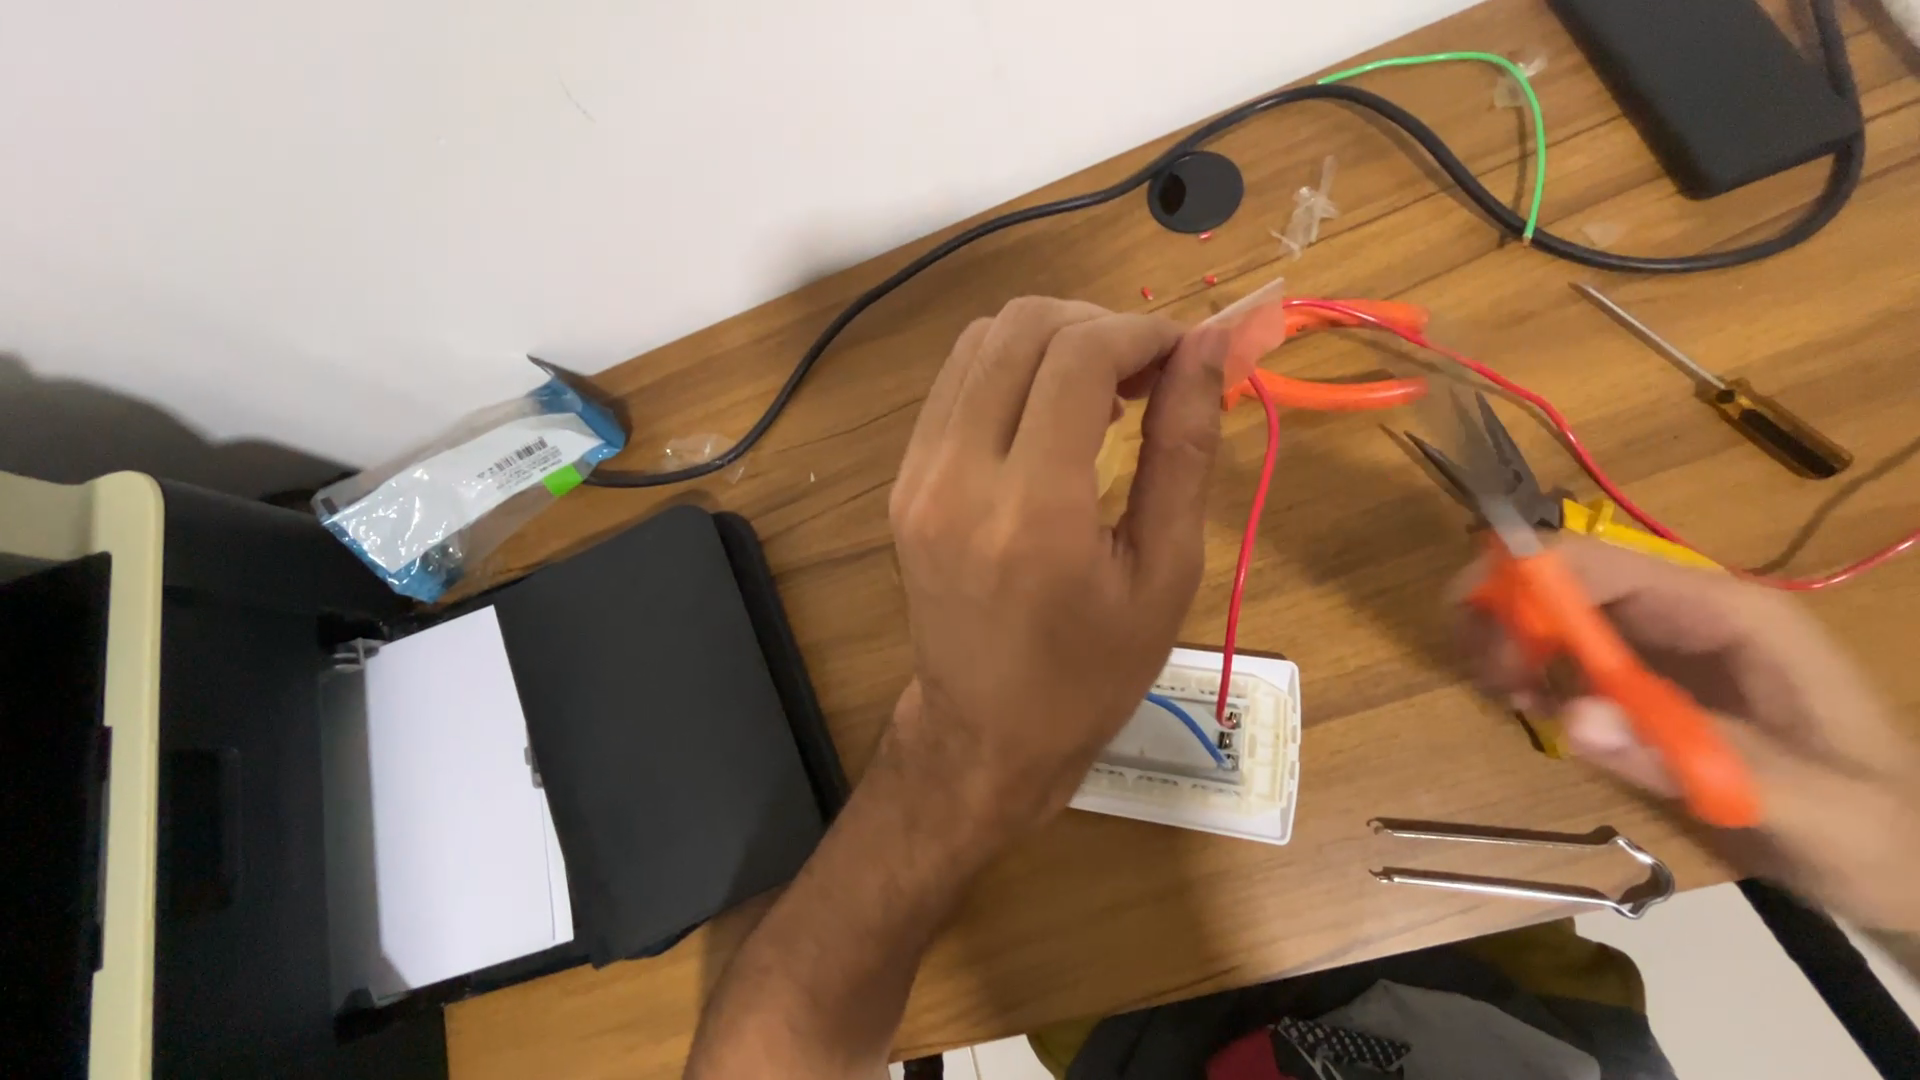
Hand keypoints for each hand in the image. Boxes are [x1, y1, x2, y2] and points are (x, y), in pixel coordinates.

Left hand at [886, 297, 1225, 832]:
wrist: (984, 733)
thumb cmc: (1091, 674)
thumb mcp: (1164, 572)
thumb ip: (1184, 447)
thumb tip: (1212, 345)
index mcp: (1033, 511)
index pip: (1079, 353)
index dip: (1143, 331)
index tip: (1184, 356)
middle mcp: (957, 478)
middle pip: (1021, 327)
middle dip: (1097, 324)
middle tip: (1147, 374)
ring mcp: (916, 478)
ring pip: (979, 342)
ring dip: (1050, 341)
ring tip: (1101, 394)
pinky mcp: (902, 484)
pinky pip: (954, 385)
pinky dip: (1009, 372)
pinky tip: (1048, 416)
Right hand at [1457, 536, 1919, 931]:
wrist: (1907, 859)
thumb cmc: (1878, 831)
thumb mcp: (1808, 808)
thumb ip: (1693, 760)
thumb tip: (1571, 718)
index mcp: (1726, 613)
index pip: (1594, 563)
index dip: (1521, 587)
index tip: (1484, 648)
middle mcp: (1681, 610)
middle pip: (1554, 577)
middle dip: (1501, 618)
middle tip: (1493, 684)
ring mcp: (1657, 639)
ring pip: (1544, 607)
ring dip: (1504, 643)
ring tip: (1511, 699)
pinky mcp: (1639, 672)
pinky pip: (1556, 646)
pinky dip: (1522, 667)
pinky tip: (1532, 707)